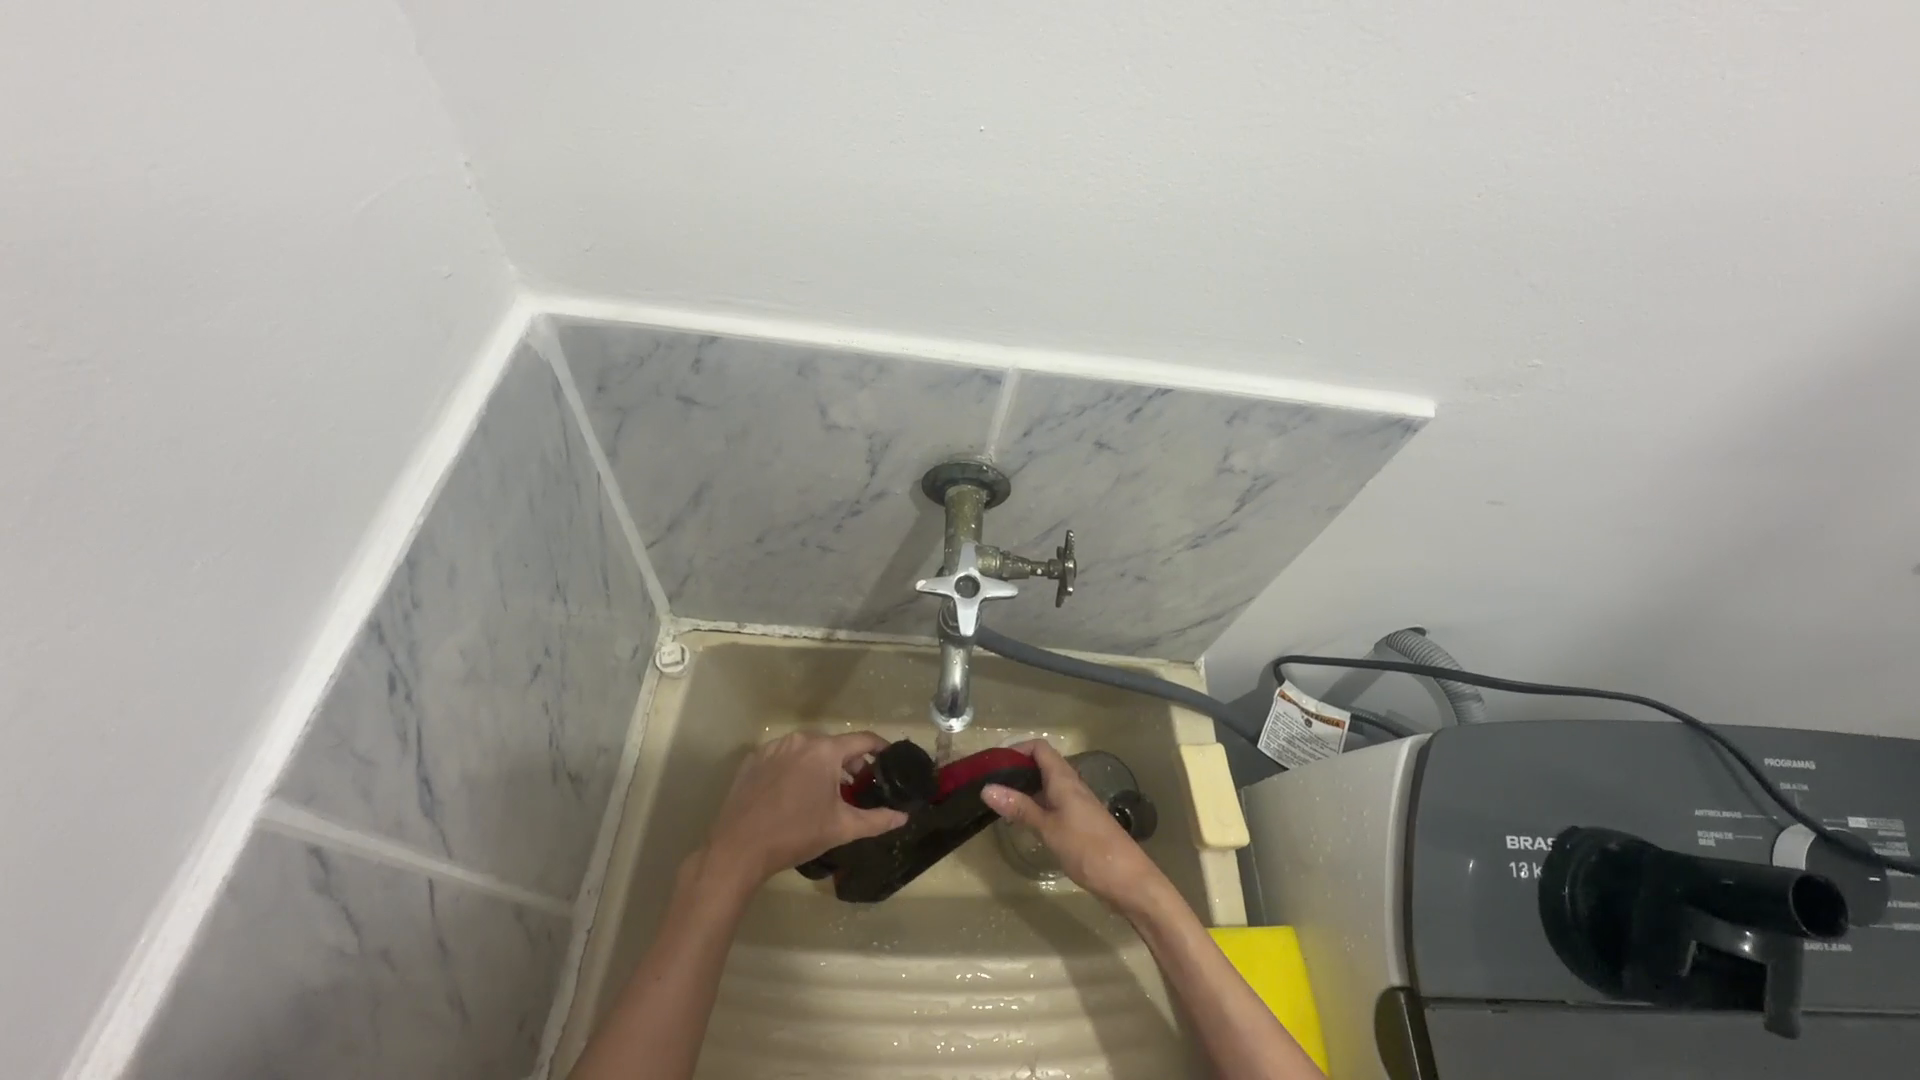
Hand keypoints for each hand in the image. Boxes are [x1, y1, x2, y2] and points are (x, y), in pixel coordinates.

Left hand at [703, 731, 908, 887]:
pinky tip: (794, 793)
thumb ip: (877, 820)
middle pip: (834, 744)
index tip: (889, 760)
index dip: (880, 748)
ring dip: (821, 764)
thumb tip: (903, 817)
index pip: (862, 740)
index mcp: (825, 751)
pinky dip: (796, 768)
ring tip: (824, 792)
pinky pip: (784, 756)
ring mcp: (773, 747)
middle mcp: (800, 740)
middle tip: (855, 787)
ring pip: (808, 749)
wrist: (740, 848)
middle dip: (849, 762)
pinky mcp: (754, 759)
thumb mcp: (842, 828)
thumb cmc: (796, 834)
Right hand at [982, 740, 1170, 914]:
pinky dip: (1037, 805)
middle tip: (990, 783)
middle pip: (1043, 765)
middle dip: (1017, 769)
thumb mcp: (1048, 829)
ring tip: (1000, 802)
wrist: (1129, 880)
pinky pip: (1054, 803)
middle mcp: (1072, 786)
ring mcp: (1078, 805)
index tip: (993, 763)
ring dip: (1026, 788)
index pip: (1040, 748)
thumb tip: (986, 788)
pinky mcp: (1081, 823)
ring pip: (1048, 786)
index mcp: (1065, 780)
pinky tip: (1024, 822)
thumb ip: (1019, 808)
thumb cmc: (1088, 849)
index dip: (1017, 749)